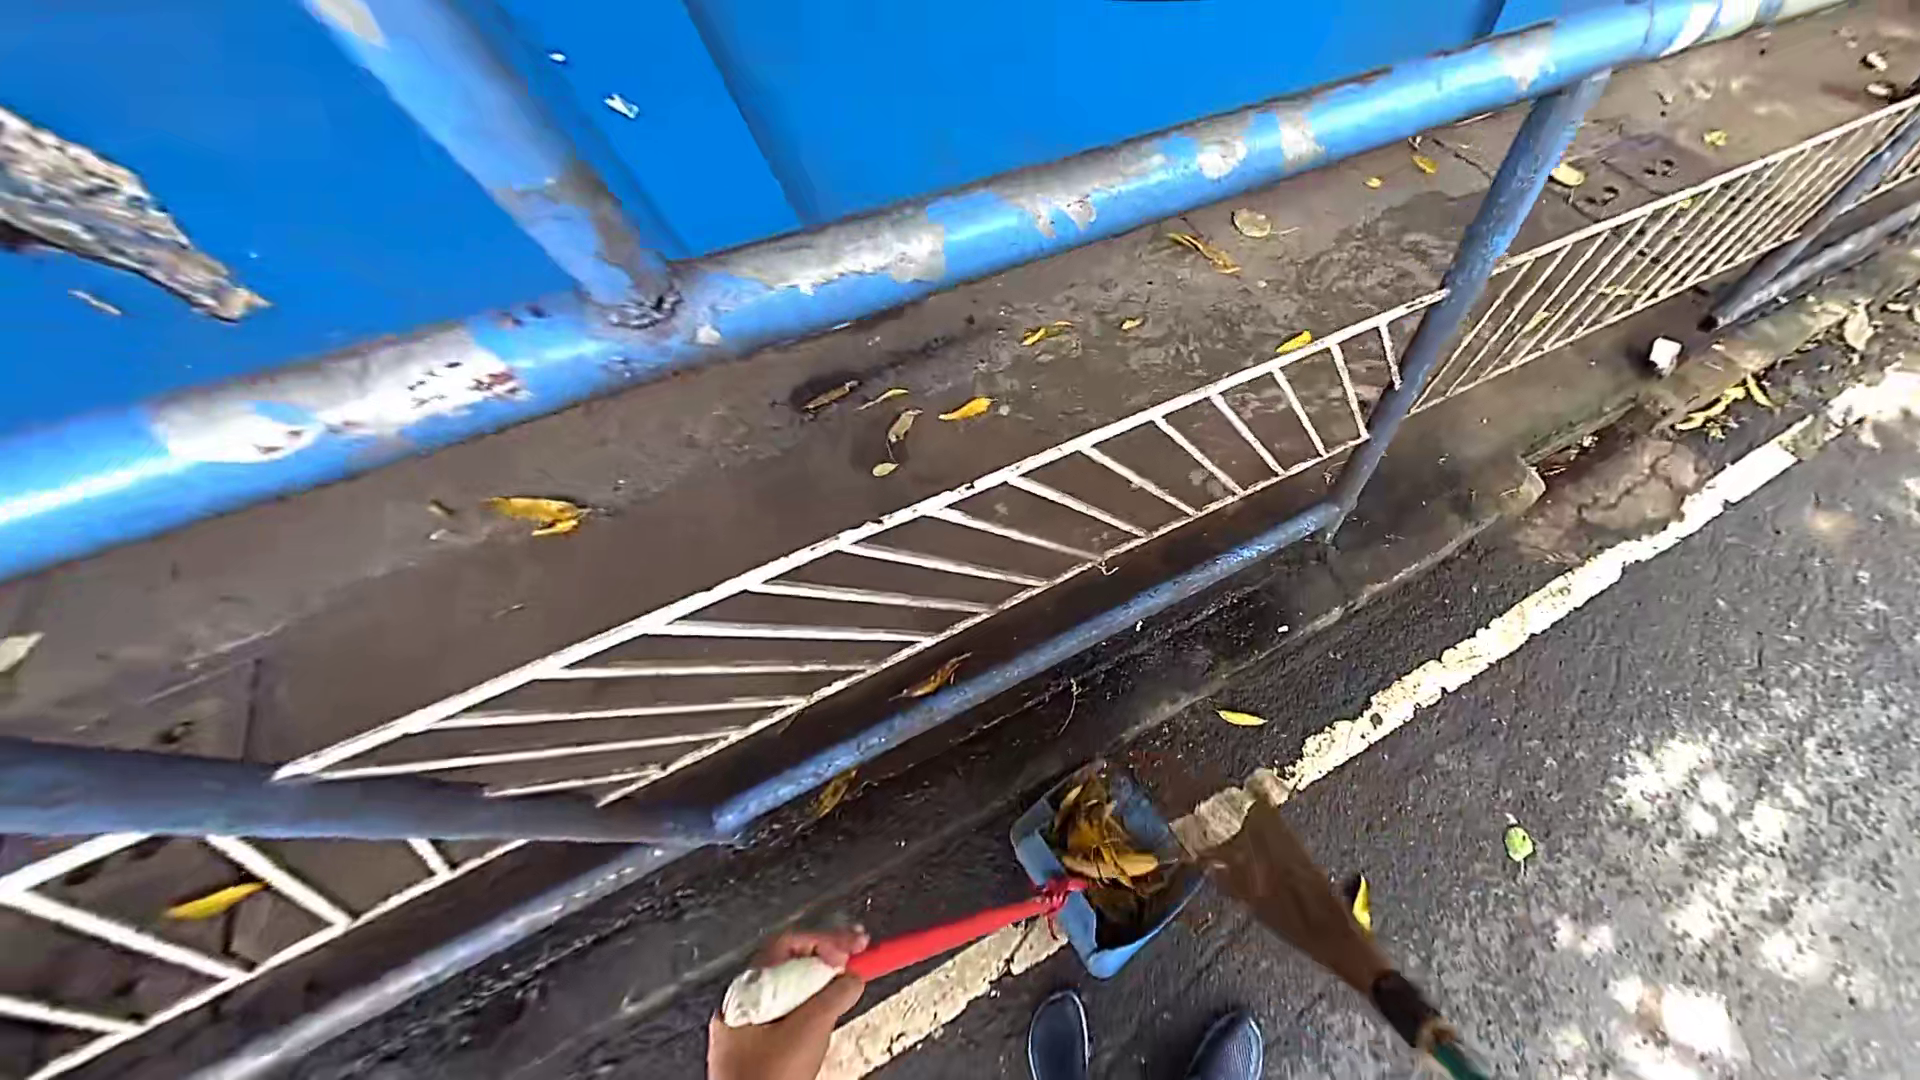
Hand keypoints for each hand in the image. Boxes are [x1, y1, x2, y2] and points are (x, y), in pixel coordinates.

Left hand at [709, 928, 869, 1079]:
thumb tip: (854, 978)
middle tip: (857, 957)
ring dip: (820, 985)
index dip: (825, 942)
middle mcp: (739, 1006)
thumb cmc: (772, 1079)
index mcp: (743, 991)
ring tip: (846, 986)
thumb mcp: (811, 1028)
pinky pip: (786, 1018)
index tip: (854, 948)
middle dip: (826, 959)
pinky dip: (810, 1010)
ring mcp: (746, 1031)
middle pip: (789, 965)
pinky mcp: (755, 1054)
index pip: (788, 945)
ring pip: (789, 992)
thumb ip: (836, 994)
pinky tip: (826, 1016)